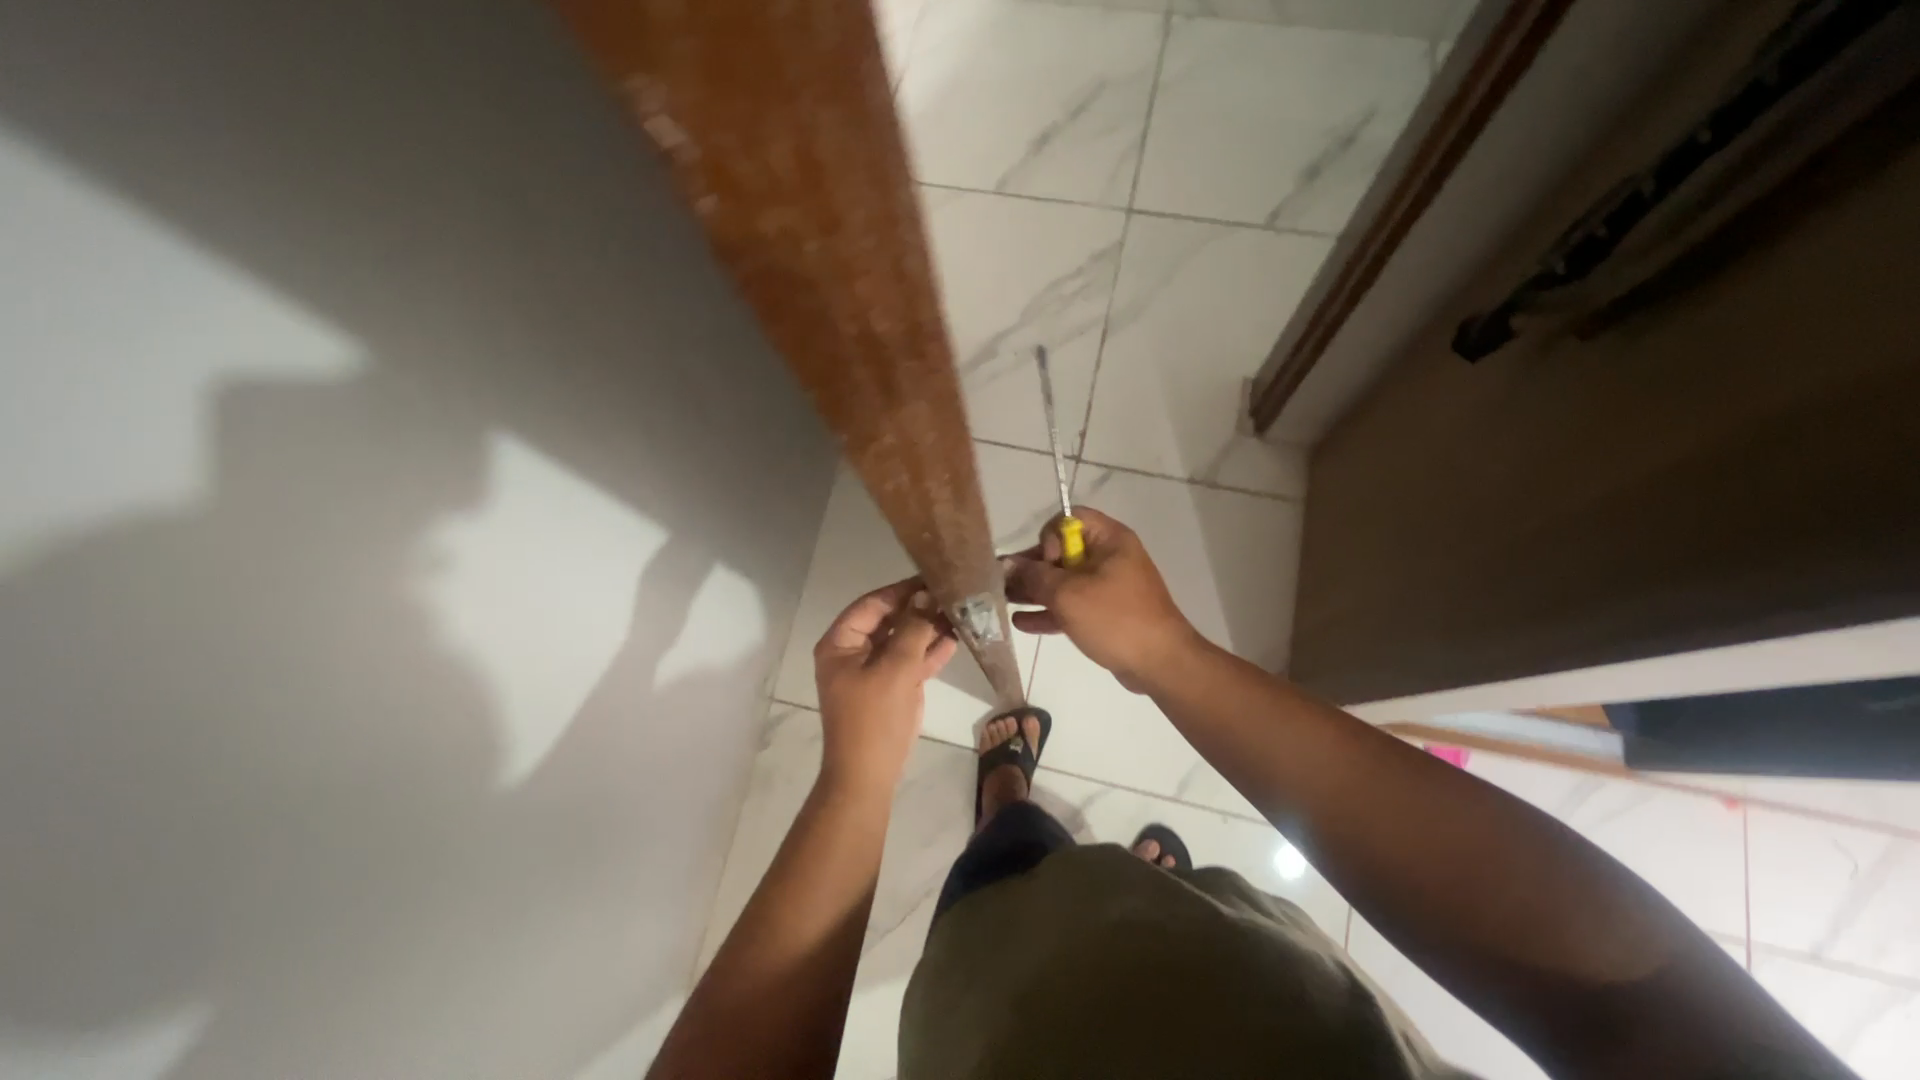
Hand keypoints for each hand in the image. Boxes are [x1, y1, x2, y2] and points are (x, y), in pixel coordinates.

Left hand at [813, 579, 958, 792]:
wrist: (869, 775)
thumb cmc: (873, 718)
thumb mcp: (895, 669)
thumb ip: (912, 629)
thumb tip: (926, 596)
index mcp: (840, 644)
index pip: (872, 604)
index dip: (902, 591)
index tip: (933, 579)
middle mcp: (853, 653)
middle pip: (889, 621)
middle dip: (919, 610)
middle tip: (952, 594)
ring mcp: (873, 672)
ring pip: (903, 641)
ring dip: (928, 629)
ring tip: (959, 612)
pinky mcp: (891, 689)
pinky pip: (911, 663)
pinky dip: (929, 653)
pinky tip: (955, 639)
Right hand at [1003, 507, 1199, 692]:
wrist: (1159, 663)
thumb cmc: (1114, 619)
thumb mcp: (1068, 595)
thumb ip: (1034, 577)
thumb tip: (1008, 565)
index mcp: (1110, 540)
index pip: (1070, 519)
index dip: (1050, 536)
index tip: (1046, 563)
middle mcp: (1110, 557)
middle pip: (1062, 552)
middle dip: (1032, 567)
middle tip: (1003, 581)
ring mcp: (1109, 587)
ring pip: (1065, 581)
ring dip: (1035, 590)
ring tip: (1003, 600)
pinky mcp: (1107, 614)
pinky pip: (1073, 605)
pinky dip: (1050, 611)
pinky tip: (1022, 622)